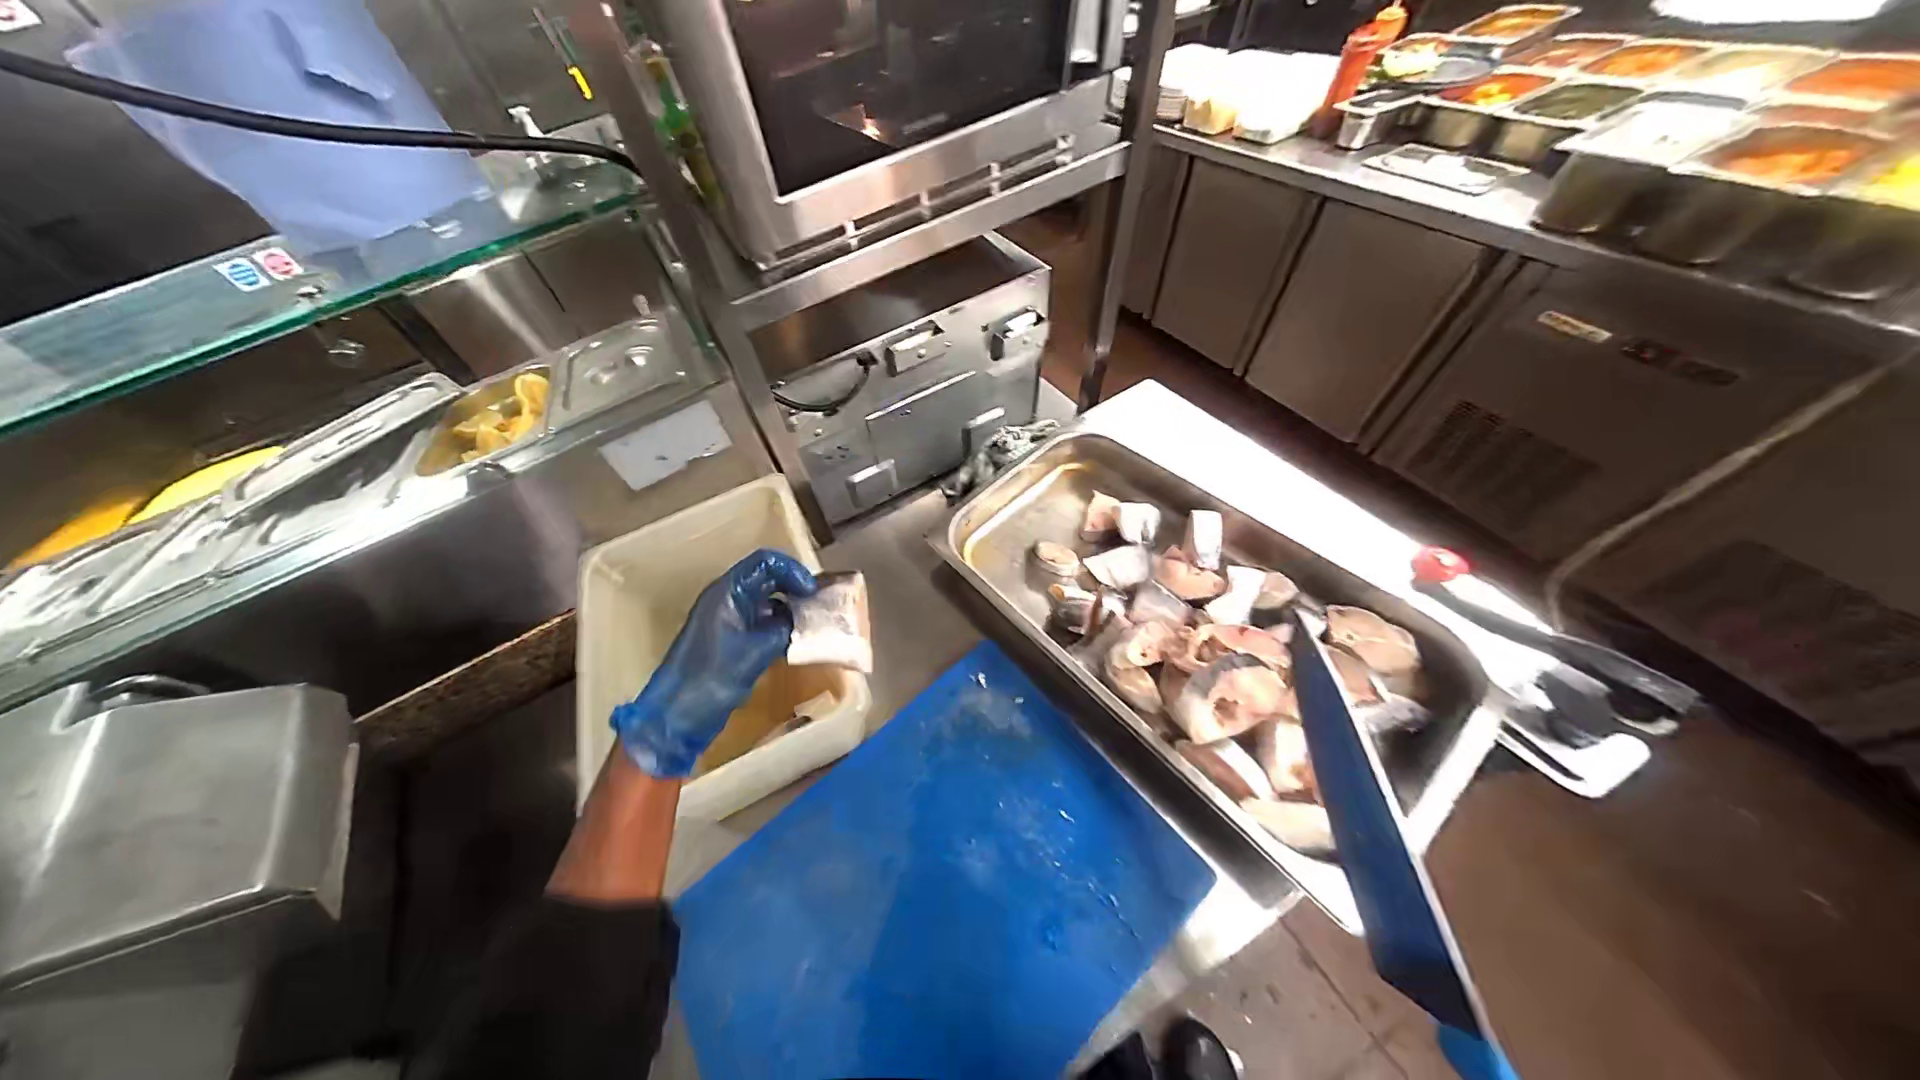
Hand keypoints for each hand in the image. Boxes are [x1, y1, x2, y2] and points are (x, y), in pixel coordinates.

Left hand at [610, 549, 816, 777]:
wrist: (678, 714)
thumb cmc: (712, 677)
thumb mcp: (756, 651)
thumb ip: (784, 629)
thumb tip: (806, 620)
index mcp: (727, 592)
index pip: (765, 562)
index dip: (793, 571)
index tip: (813, 593)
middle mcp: (726, 597)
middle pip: (767, 576)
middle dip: (795, 586)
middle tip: (820, 604)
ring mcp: (727, 617)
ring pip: (766, 598)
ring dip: (790, 606)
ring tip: (813, 621)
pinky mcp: (731, 636)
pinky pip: (761, 618)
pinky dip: (780, 623)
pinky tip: (796, 638)